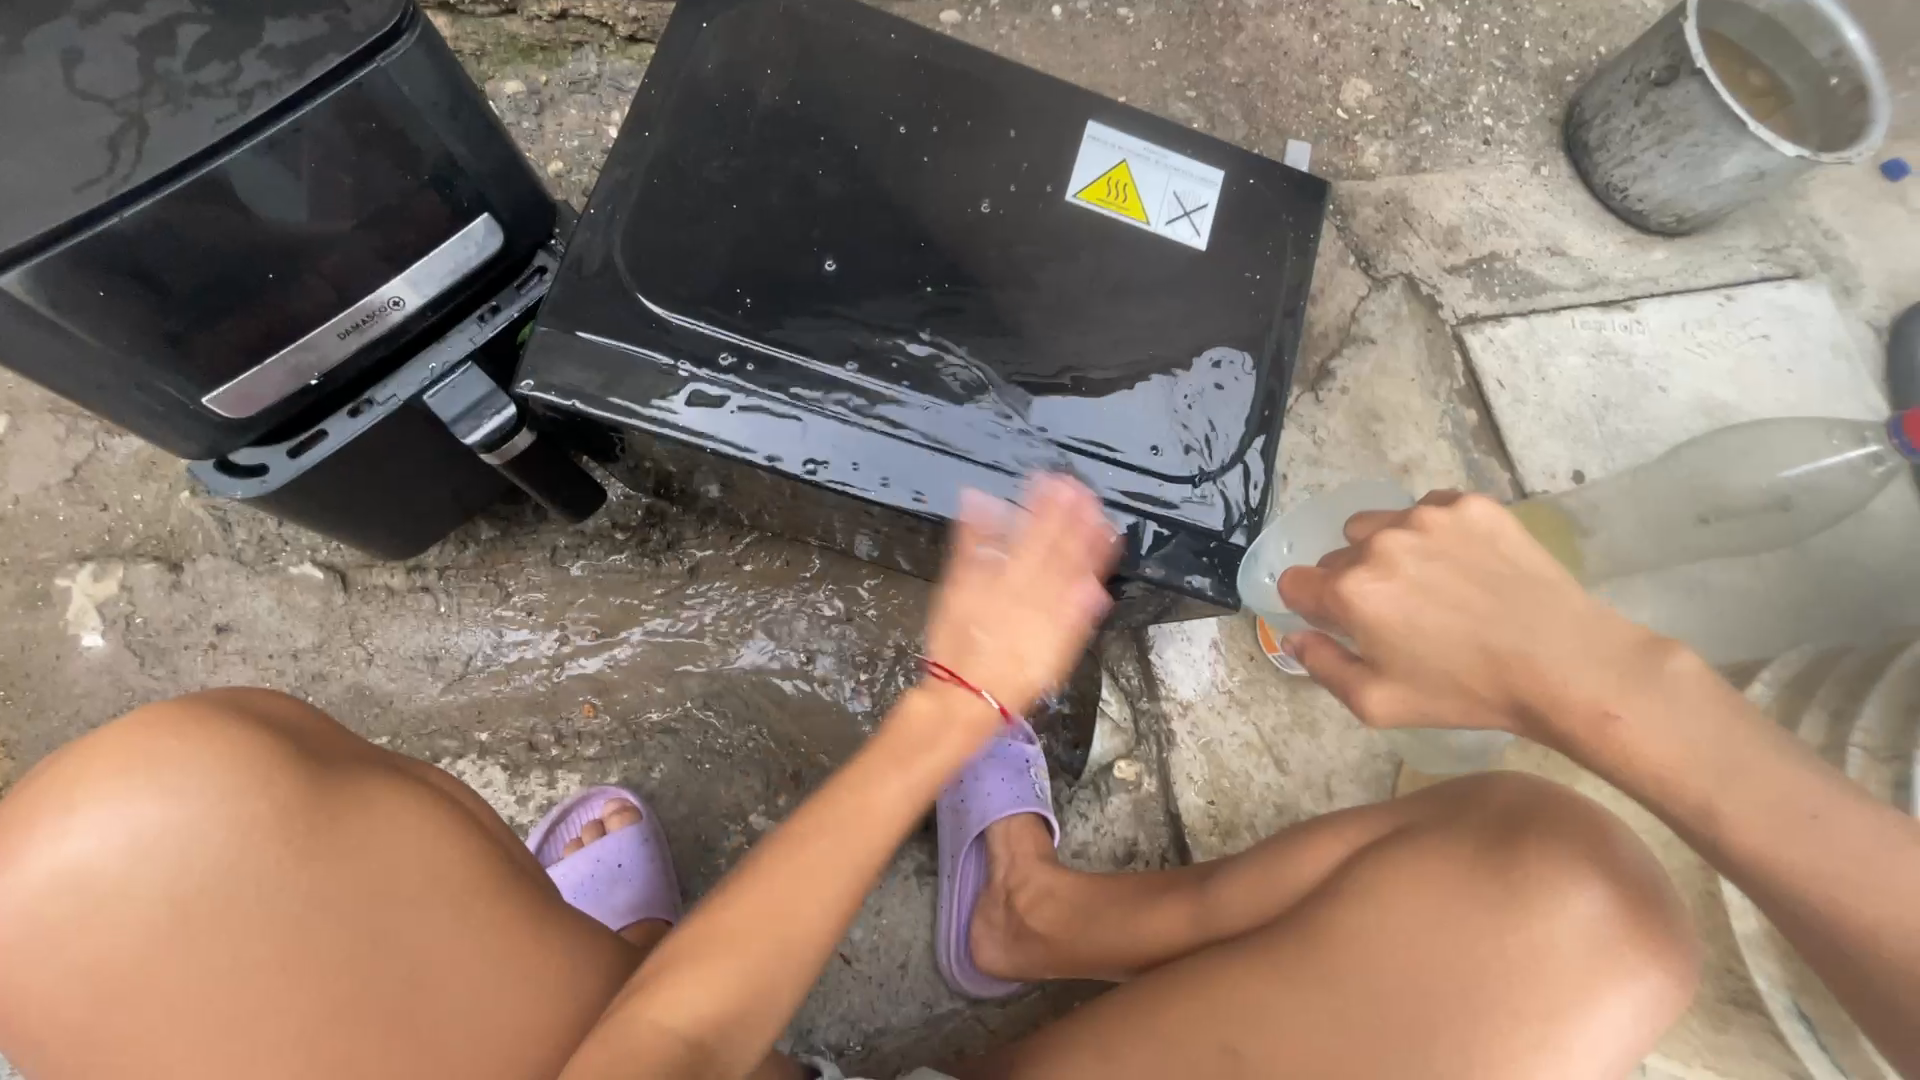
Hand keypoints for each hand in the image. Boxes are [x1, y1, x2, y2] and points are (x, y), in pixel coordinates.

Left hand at [921, 474, 1118, 732]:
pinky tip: (978, 497)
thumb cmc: (1014, 680)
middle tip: (1073, 484)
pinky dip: (975, 523)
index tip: (1097, 512)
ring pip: (1017, 540)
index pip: (1073, 564)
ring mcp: (991, 583)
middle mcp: (1024, 588)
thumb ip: (1075, 619)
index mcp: (1050, 606)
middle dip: (1062, 513)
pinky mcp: (961, 584)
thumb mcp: (1056, 656)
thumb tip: (1094, 587)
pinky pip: (970, 549)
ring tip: (1044, 480)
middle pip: (1048, 545)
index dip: (1086, 536)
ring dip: (1032, 510)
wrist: (968, 695)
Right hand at [1275, 491, 1671, 743]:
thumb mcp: (1378, 703)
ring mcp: (1425, 518)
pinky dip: (1431, 534)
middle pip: (1335, 557)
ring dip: (1384, 551)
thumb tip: (1295, 637)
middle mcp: (1377, 545)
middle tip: (1398, 614)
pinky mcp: (1468, 506)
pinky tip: (1462, 565)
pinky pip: (1424, 510)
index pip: (1294, 582)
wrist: (1566, 665)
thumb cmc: (1465, 691)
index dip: (1312, 606)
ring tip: (1429, 583)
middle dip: (1352, 583)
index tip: (1342, 623)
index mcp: (1350, 592)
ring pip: (1374, 527)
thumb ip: (1321, 667)